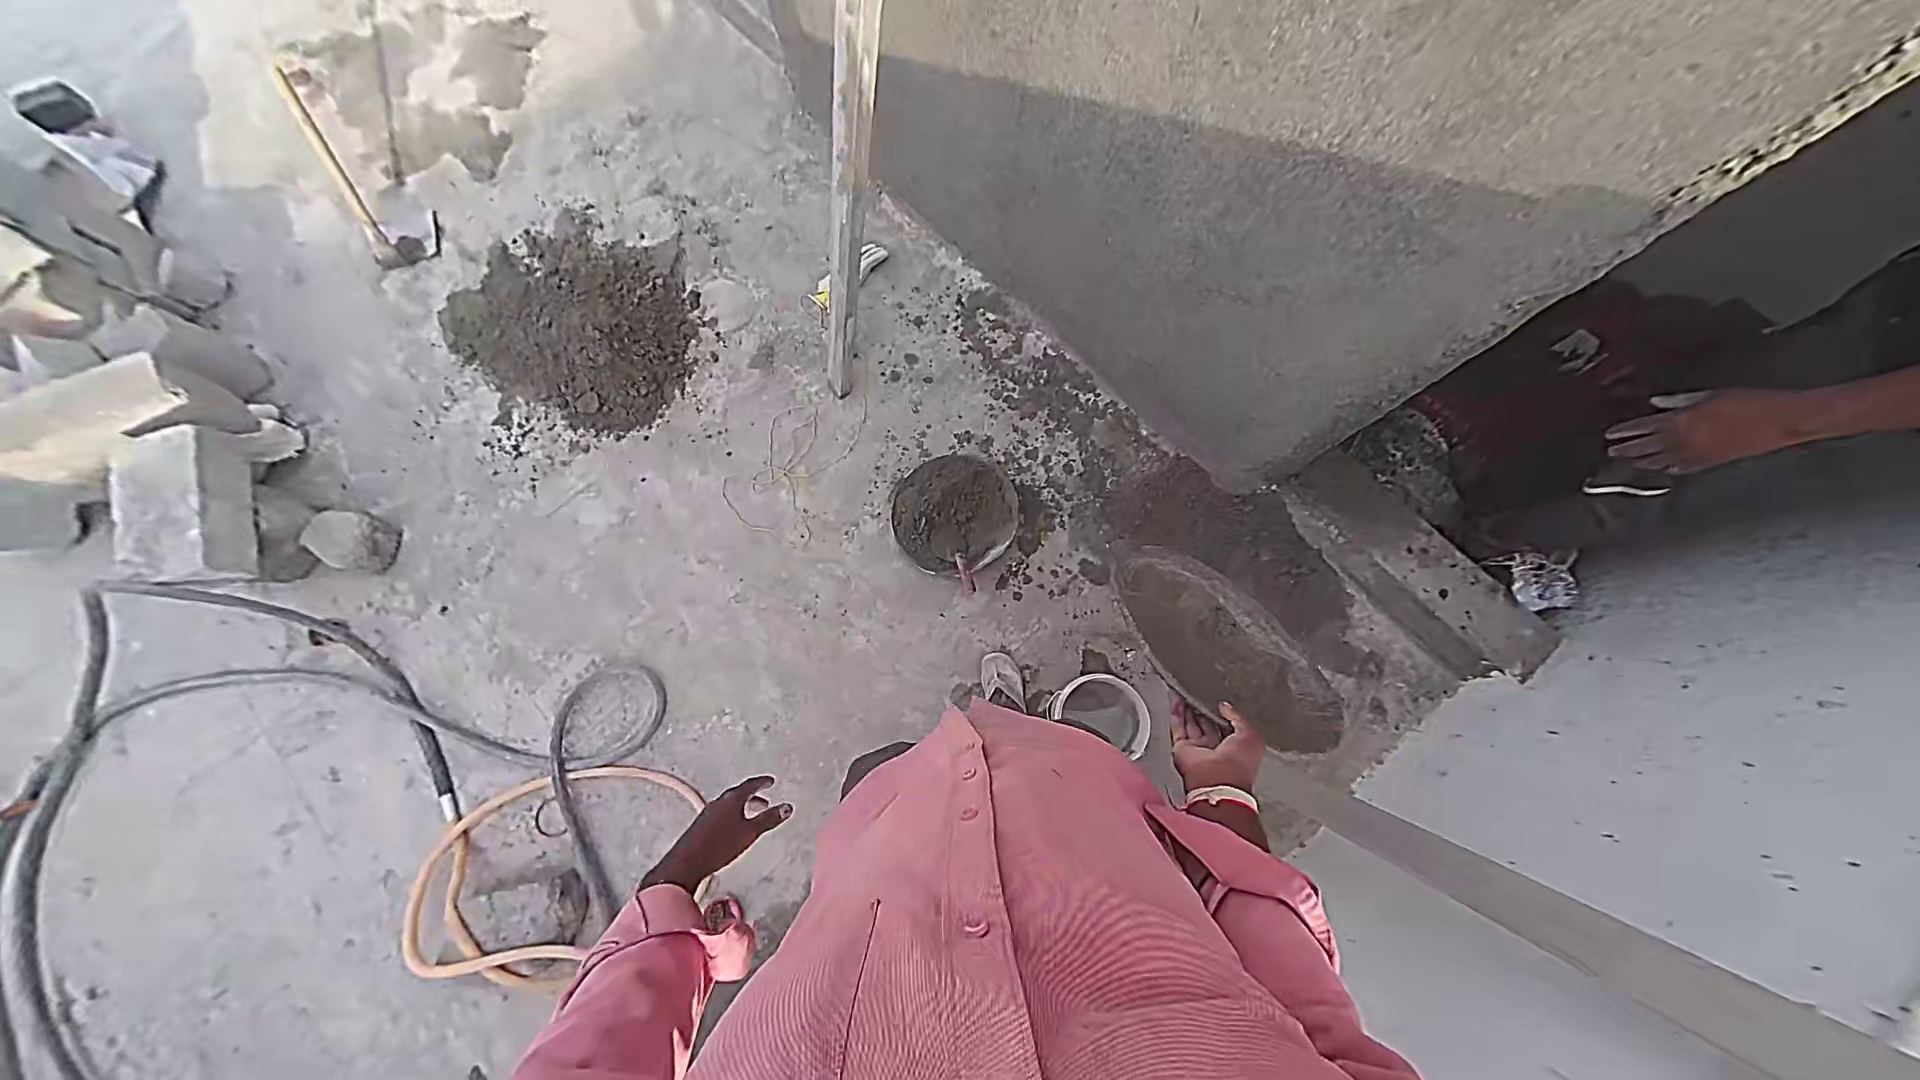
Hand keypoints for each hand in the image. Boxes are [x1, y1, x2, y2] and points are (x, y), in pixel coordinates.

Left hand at [639, 776, 791, 893]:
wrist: (685, 864)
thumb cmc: (717, 846)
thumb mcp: (750, 832)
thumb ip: (769, 819)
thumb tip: (787, 807)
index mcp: (732, 799)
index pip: (750, 785)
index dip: (762, 782)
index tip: (769, 780)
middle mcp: (719, 803)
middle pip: (738, 794)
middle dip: (753, 795)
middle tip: (763, 796)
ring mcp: (708, 814)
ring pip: (728, 805)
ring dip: (742, 806)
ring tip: (750, 815)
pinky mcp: (700, 827)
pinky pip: (720, 815)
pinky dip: (731, 816)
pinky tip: (732, 829)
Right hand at [1171, 698, 1264, 792]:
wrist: (1218, 779)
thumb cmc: (1239, 764)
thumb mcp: (1251, 736)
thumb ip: (1238, 717)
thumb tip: (1226, 707)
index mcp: (1236, 748)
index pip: (1228, 725)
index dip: (1223, 712)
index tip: (1218, 700)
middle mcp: (1215, 749)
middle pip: (1206, 723)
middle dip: (1203, 708)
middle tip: (1201, 693)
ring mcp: (1198, 748)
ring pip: (1190, 723)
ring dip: (1188, 707)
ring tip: (1187, 691)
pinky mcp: (1182, 747)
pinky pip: (1178, 726)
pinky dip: (1176, 712)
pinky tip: (1177, 699)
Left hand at [1605, 389, 1811, 473]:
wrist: (1786, 418)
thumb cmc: (1751, 402)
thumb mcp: (1711, 395)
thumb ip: (1679, 400)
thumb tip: (1655, 402)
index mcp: (1678, 421)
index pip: (1641, 427)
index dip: (1623, 431)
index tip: (1609, 435)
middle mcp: (1680, 440)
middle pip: (1643, 447)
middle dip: (1625, 449)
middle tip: (1612, 452)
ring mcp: (1694, 453)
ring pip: (1657, 461)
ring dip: (1641, 461)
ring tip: (1631, 461)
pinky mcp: (1710, 463)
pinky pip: (1681, 468)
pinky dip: (1668, 468)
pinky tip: (1663, 469)